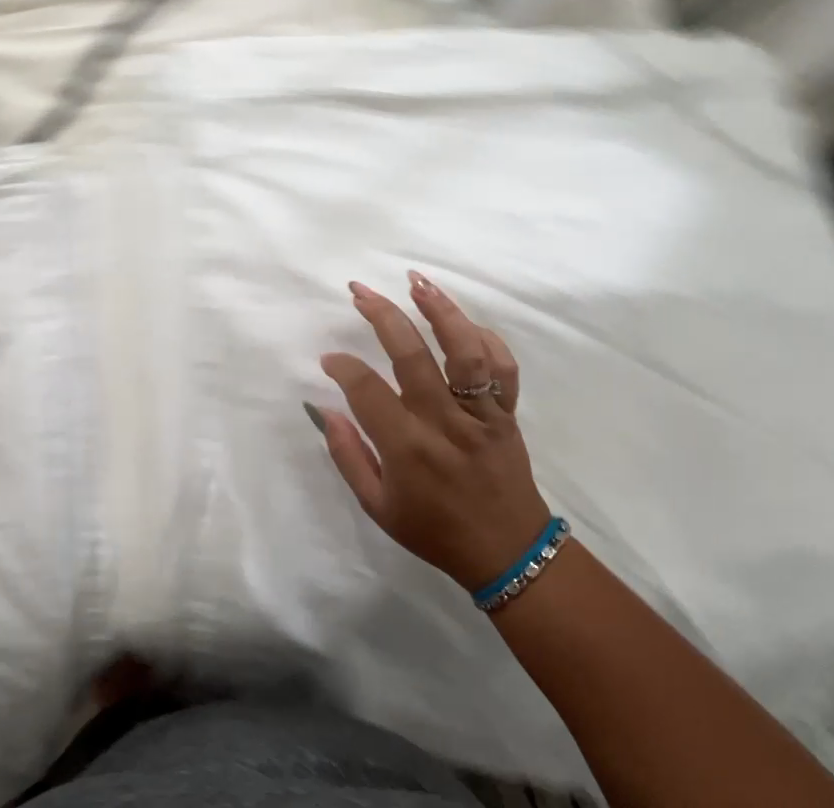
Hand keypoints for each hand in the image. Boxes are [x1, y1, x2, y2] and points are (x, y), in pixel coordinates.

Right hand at [312, 271, 551, 593]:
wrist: (507, 551)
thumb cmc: (434, 531)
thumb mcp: (377, 506)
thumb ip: (349, 456)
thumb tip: (326, 410)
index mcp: (408, 448)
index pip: (367, 390)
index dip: (343, 367)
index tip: (329, 359)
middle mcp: (445, 424)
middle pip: (413, 355)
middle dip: (382, 316)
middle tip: (359, 292)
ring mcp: (481, 416)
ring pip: (465, 352)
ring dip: (440, 311)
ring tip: (416, 282)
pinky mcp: (507, 415)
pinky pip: (504, 370)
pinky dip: (486, 340)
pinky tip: (464, 322)